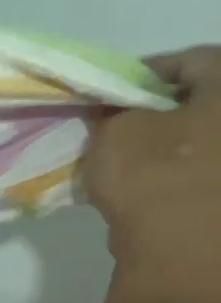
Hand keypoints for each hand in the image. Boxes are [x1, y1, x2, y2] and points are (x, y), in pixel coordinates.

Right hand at [80, 47, 220, 290]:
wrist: (189, 242)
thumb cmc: (156, 172)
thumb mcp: (116, 132)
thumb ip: (111, 112)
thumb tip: (110, 108)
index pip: (189, 60)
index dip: (141, 73)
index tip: (103, 94)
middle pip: (198, 97)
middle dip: (153, 109)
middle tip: (110, 127)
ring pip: (197, 133)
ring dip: (161, 141)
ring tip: (119, 161)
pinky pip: (198, 166)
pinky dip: (169, 169)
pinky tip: (140, 187)